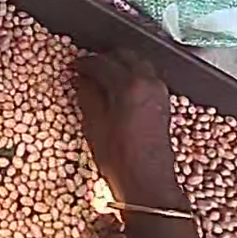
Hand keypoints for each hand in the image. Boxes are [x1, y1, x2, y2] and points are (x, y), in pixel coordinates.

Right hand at [74, 49, 181, 205]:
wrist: (147, 181)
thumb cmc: (118, 157)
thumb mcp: (95, 125)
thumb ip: (88, 96)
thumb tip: (81, 80)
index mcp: (129, 86)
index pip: (103, 63)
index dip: (84, 63)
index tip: (72, 66)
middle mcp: (148, 82)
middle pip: (125, 56)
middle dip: (104, 57)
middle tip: (86, 67)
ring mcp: (159, 91)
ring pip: (139, 63)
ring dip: (120, 63)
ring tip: (102, 74)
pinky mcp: (163, 102)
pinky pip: (147, 76)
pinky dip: (132, 73)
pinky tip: (119, 86)